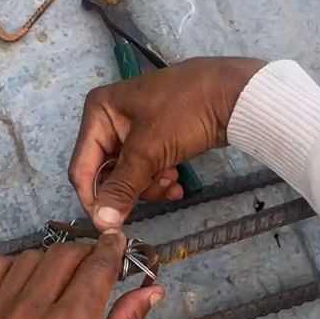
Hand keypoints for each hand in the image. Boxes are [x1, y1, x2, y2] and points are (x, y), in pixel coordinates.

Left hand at [0, 231, 163, 318]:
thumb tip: (151, 289)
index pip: (96, 269)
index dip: (111, 251)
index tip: (119, 241)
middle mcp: (29, 315)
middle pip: (64, 256)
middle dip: (86, 254)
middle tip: (96, 264)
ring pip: (30, 258)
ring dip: (52, 262)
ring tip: (63, 279)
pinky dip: (14, 267)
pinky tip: (28, 284)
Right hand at [68, 57, 267, 227]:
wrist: (236, 94)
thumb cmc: (185, 112)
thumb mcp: (149, 151)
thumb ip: (122, 187)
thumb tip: (102, 222)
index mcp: (98, 112)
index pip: (83, 166)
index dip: (94, 198)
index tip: (108, 225)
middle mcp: (110, 118)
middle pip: (107, 171)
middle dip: (131, 187)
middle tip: (157, 192)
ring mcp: (133, 127)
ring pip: (128, 173)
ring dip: (148, 184)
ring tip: (172, 181)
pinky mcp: (155, 136)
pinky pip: (146, 167)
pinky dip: (158, 176)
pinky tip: (177, 178)